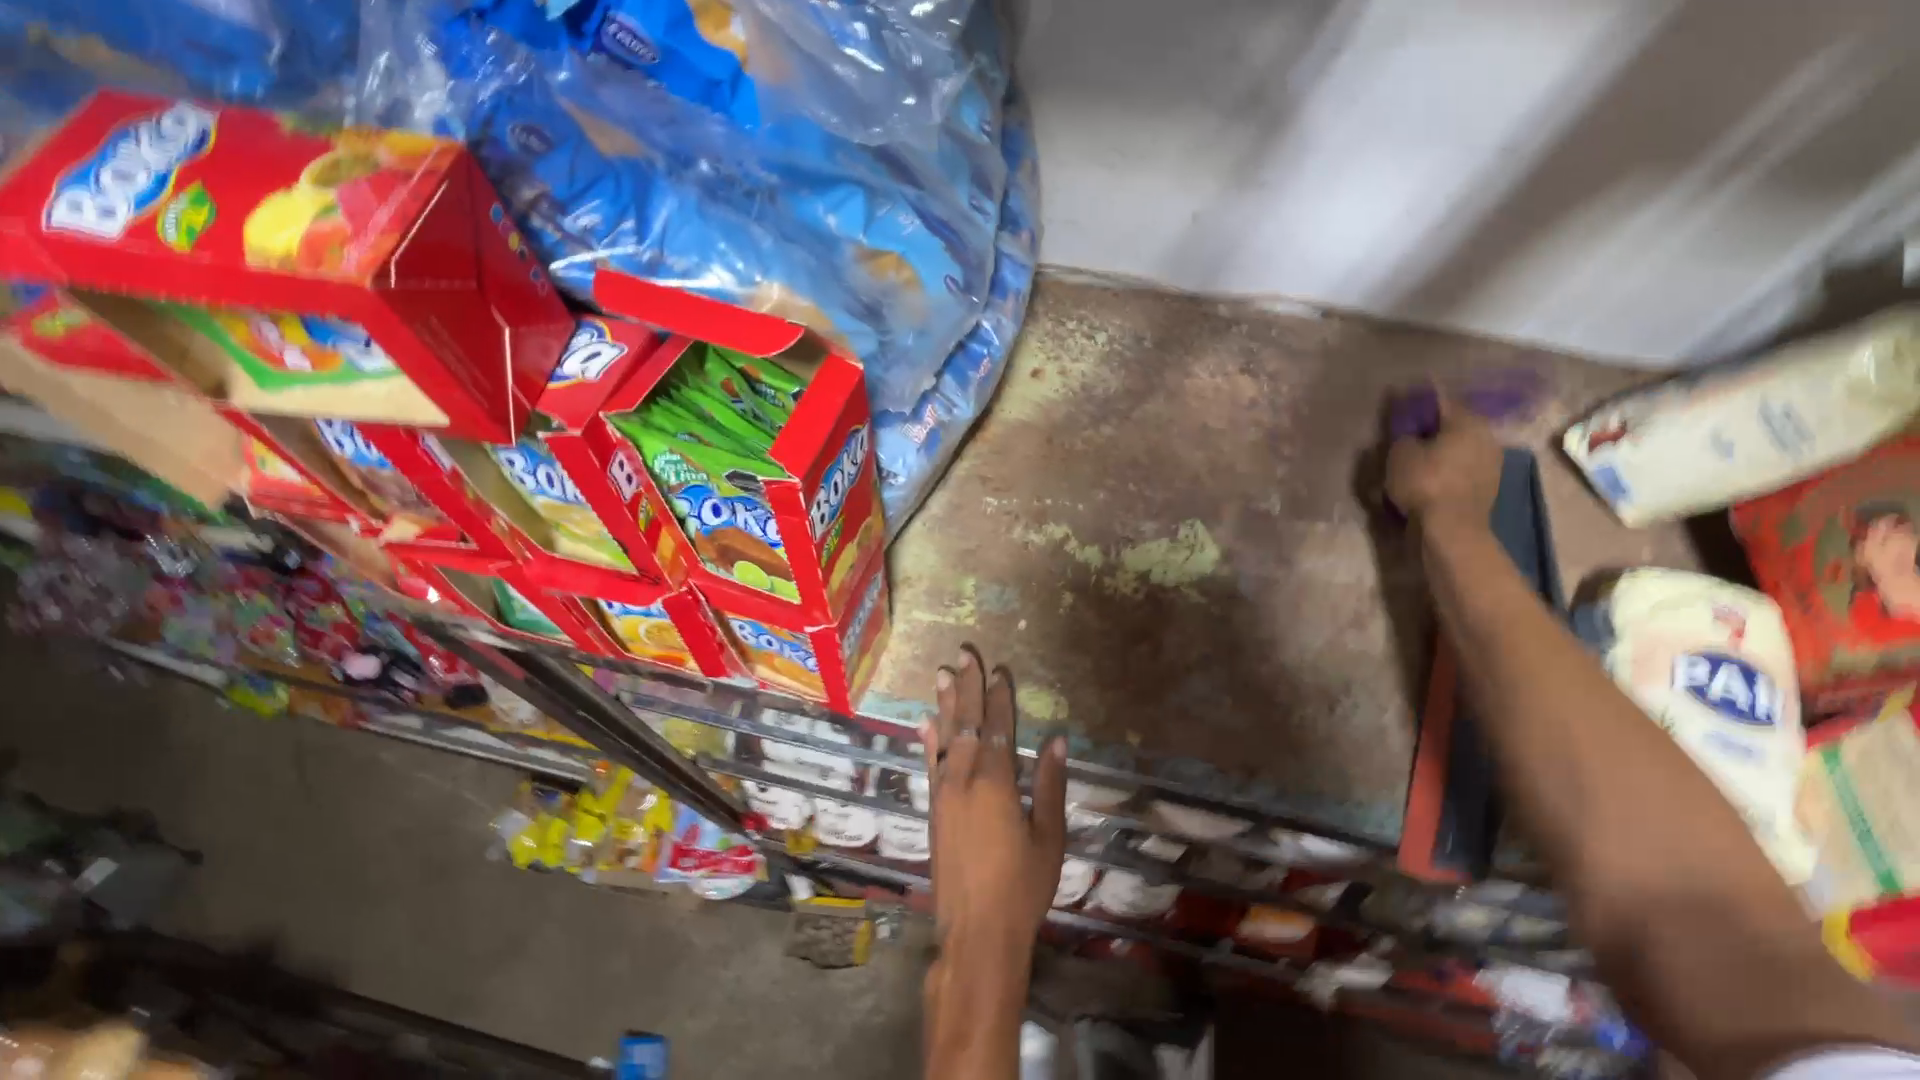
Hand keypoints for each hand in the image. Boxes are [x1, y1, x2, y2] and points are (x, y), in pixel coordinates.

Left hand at [920, 649, 1065, 1079]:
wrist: (976, 931)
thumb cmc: (1022, 887)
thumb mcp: (1048, 837)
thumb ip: (1050, 786)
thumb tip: (1056, 740)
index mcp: (996, 784)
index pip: (999, 728)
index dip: (1001, 697)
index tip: (1002, 668)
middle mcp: (963, 780)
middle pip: (968, 724)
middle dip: (969, 687)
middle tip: (965, 653)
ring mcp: (943, 795)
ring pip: (945, 738)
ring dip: (947, 704)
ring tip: (944, 673)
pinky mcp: (933, 811)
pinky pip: (930, 765)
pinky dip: (929, 740)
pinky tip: (926, 722)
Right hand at [1385, 395, 1502, 531]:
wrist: (1451, 529)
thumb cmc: (1424, 483)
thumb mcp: (1399, 453)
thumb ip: (1403, 435)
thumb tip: (1410, 433)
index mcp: (1467, 421)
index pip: (1438, 402)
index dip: (1416, 403)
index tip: (1399, 405)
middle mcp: (1486, 436)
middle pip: (1452, 427)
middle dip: (1429, 431)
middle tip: (1406, 437)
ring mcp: (1492, 463)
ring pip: (1458, 450)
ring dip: (1439, 453)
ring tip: (1416, 462)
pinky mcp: (1488, 487)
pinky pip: (1462, 471)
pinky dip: (1447, 472)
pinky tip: (1430, 481)